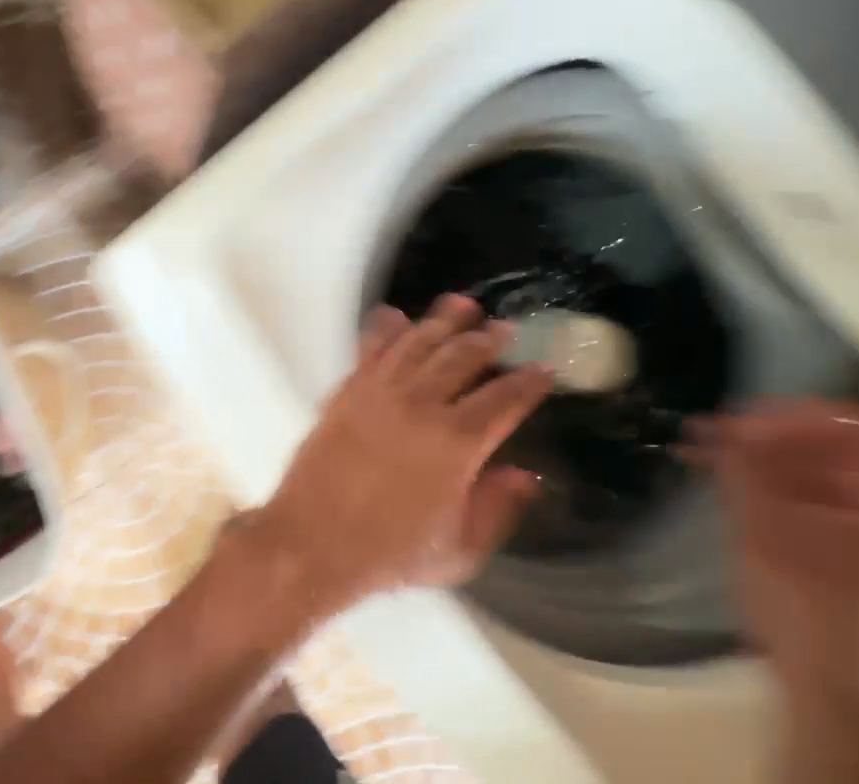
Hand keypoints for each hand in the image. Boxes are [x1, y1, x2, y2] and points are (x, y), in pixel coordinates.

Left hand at [250, 295, 550, 612]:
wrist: (313, 542)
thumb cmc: (390, 554)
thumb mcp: (459, 549)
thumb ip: (496, 508)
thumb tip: (524, 475)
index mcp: (458, 443)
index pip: (505, 399)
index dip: (529, 381)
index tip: (545, 368)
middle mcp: (420, 406)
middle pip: (462, 357)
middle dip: (489, 339)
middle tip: (506, 329)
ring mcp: (378, 393)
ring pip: (417, 343)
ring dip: (442, 320)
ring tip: (462, 304)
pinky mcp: (345, 392)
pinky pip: (369, 350)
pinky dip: (384, 329)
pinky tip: (394, 315)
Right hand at [693, 400, 858, 693]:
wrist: (825, 684)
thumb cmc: (806, 607)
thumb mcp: (768, 534)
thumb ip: (748, 472)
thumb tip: (725, 423)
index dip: (799, 414)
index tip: (740, 415)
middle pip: (836, 447)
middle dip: (768, 431)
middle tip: (712, 428)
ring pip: (814, 470)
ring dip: (759, 453)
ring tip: (702, 445)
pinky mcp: (844, 546)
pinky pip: (806, 495)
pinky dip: (765, 481)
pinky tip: (719, 473)